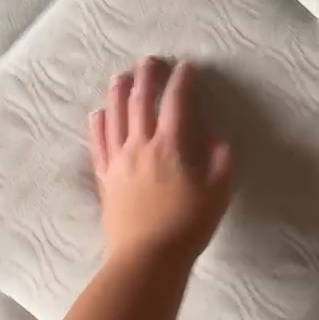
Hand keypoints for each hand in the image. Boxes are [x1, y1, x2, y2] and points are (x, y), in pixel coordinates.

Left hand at [89, 57, 233, 268]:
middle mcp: (141, 146)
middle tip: (150, 60)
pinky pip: (99, 144)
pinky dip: (97, 125)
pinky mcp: (105, 178)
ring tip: (121, 76)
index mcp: (170, 147)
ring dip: (119, 93)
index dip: (181, 81)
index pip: (176, 103)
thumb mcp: (218, 193)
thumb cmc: (187, 227)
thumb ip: (221, 161)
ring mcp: (119, 161)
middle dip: (147, 77)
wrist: (147, 259)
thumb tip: (216, 137)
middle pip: (141, 102)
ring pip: (116, 117)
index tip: (186, 66)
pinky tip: (98, 113)